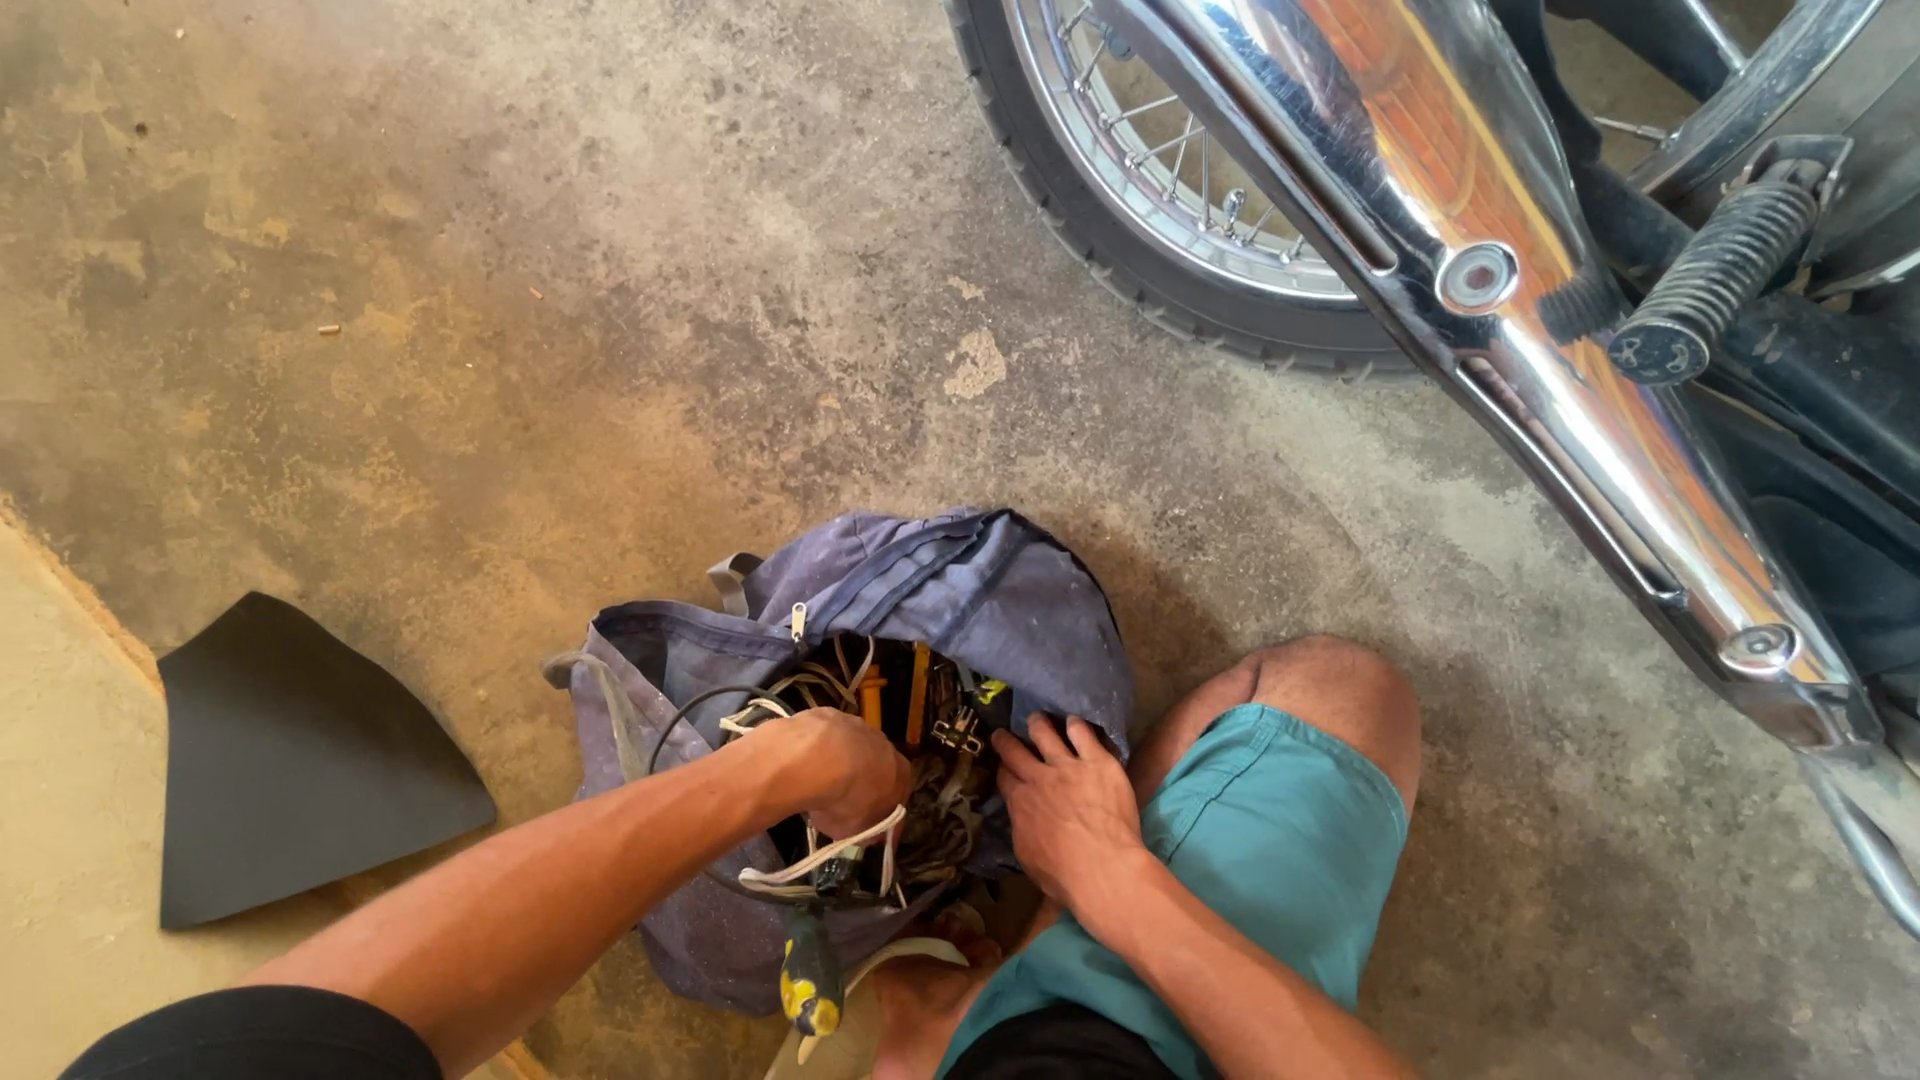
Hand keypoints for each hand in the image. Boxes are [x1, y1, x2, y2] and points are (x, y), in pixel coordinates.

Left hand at [767, 707, 911, 838]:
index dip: (883, 809)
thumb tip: (873, 832)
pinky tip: (802, 762)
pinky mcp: (830, 714)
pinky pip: (826, 736)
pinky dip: (818, 748)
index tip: (869, 822)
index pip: (899, 794)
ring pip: (851, 747)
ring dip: (839, 762)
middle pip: (876, 765)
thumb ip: (870, 831)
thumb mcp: (860, 832)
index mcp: (900, 773)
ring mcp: (857, 725)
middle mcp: (885, 744)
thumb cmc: (845, 800)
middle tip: (840, 802)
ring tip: (817, 783)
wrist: (815, 759)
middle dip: (861, 781)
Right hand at [992, 714, 1151, 927]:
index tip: (1002, 765)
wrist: (1103, 868)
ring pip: (1045, 733)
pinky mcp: (1097, 761)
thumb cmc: (1064, 875)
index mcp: (1021, 802)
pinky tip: (1075, 721)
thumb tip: (1021, 818)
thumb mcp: (1027, 857)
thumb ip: (1022, 829)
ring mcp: (1068, 766)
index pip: (1005, 776)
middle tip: (1003, 733)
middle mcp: (1039, 778)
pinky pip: (1083, 733)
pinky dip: (1076, 725)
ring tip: (1038, 718)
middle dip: (1006, 740)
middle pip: (1016, 750)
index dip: (1002, 768)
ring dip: (1039, 724)